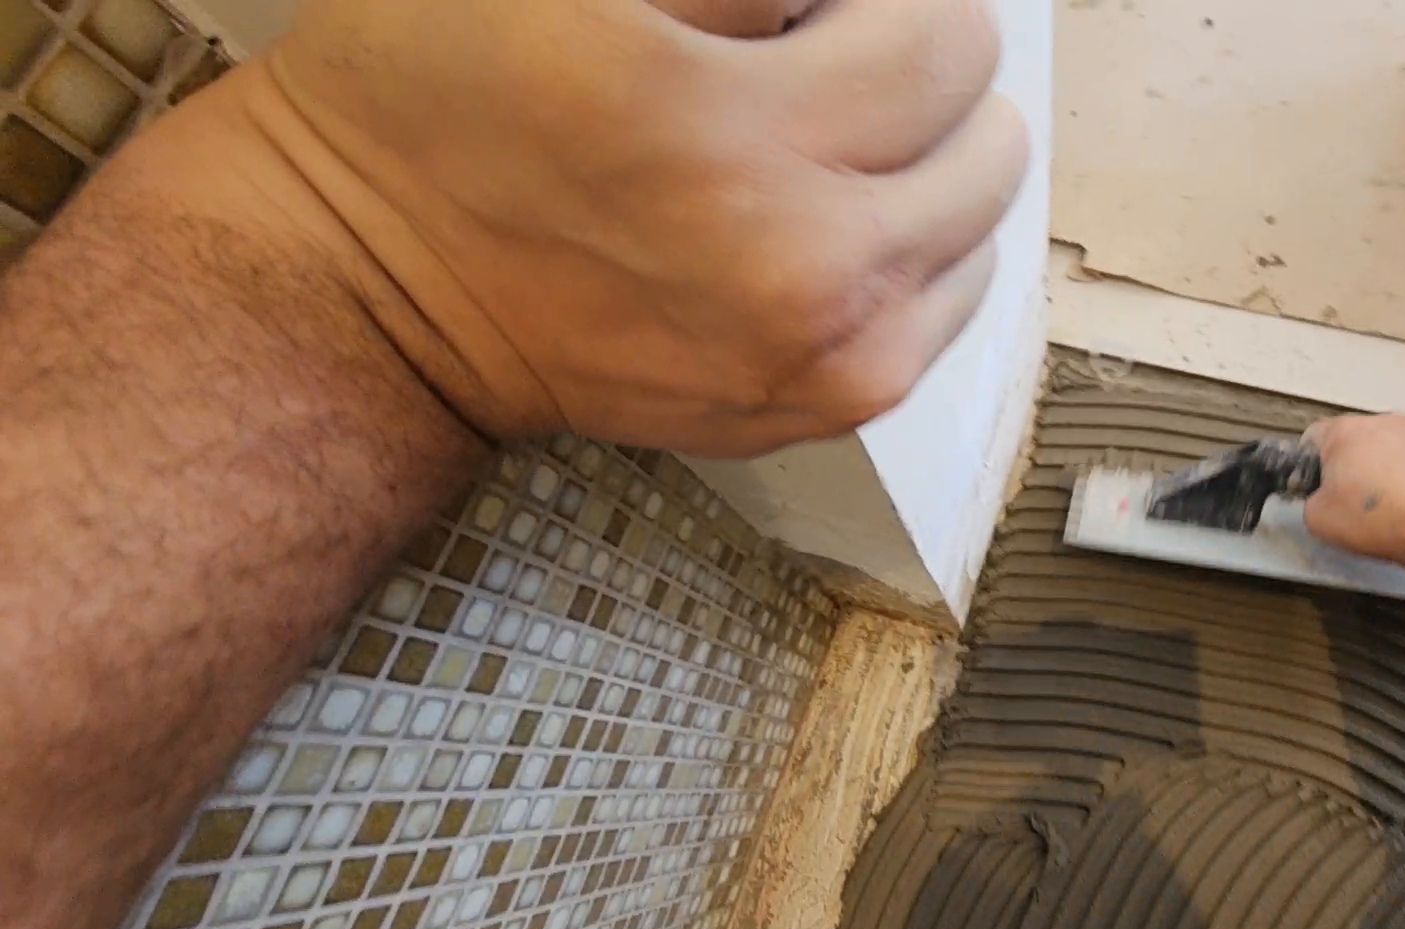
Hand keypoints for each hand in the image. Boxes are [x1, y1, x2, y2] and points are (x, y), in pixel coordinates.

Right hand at [255, 0, 1028, 455]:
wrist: (408, 307)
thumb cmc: (453, 116)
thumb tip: (861, 5)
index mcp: (728, 140)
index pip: (947, 42)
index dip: (897, 12)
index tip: (830, 23)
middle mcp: (811, 275)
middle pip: (991, 146)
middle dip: (927, 96)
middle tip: (831, 93)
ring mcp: (840, 362)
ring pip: (982, 232)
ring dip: (931, 181)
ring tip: (831, 170)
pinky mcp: (841, 408)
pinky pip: (950, 306)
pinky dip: (919, 258)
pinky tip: (839, 238)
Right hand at [1302, 415, 1404, 573]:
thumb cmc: (1377, 520)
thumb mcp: (1318, 519)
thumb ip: (1312, 499)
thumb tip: (1324, 497)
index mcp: (1344, 433)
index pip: (1314, 437)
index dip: (1313, 464)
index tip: (1321, 487)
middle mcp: (1385, 421)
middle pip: (1360, 438)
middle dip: (1356, 464)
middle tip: (1359, 500)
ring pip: (1399, 444)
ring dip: (1394, 466)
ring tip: (1400, 502)